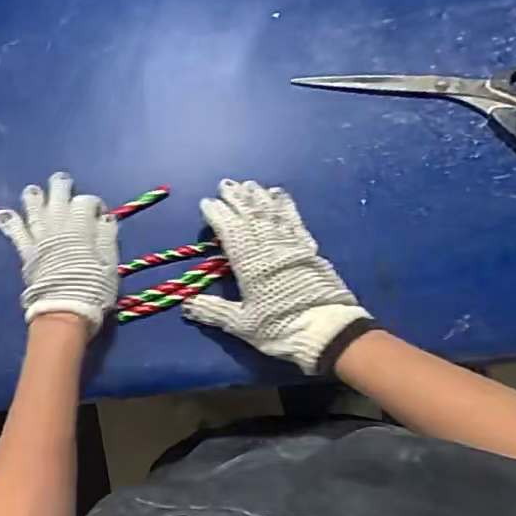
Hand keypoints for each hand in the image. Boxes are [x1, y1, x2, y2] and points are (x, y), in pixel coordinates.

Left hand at [0, 172, 119, 335]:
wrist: (64, 307)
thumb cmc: (92, 286)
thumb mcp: (109, 261)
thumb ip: (106, 236)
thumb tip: (105, 218)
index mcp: (81, 224)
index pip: (85, 202)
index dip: (93, 204)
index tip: (97, 212)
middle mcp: (58, 224)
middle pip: (58, 196)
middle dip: (60, 187)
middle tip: (61, 181)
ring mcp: (39, 236)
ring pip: (34, 208)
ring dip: (34, 198)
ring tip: (32, 190)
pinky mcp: (26, 250)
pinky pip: (15, 231)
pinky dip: (8, 222)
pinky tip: (2, 214)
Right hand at [182, 180, 374, 374]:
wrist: (329, 332)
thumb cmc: (280, 327)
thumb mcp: (242, 323)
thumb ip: (214, 311)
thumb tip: (186, 304)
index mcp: (250, 264)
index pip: (230, 231)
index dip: (218, 215)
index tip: (207, 203)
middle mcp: (270, 249)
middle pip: (251, 216)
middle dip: (237, 199)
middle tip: (226, 184)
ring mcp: (292, 247)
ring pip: (272, 214)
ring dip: (259, 198)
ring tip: (250, 185)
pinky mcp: (309, 251)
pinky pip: (294, 222)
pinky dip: (286, 207)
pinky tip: (280, 197)